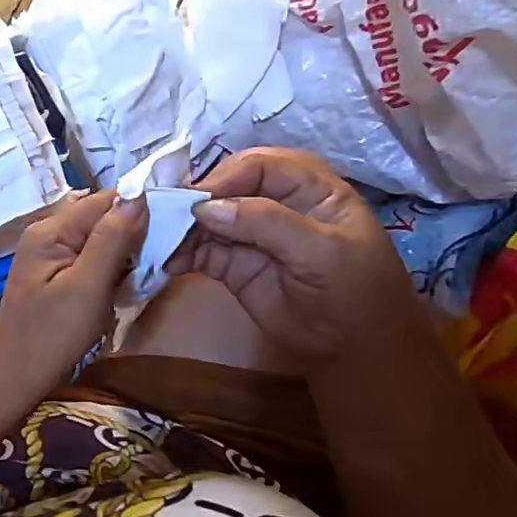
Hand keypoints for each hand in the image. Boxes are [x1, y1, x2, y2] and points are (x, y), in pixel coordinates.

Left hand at [0, 191, 147, 395]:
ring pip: (100, 238)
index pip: (106, 200)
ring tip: (146, 274)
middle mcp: (47, 233)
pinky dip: (112, 269)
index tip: (177, 225)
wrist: (14, 377)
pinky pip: (91, 258)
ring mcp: (50, 254)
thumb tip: (139, 196)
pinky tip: (123, 286)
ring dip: (126, 253)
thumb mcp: (87, 287)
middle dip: (135, 233)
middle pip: (102, 216)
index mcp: (51, 230)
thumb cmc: (51, 336)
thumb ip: (112, 240)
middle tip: (164, 257)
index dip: (142, 207)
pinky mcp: (55, 274)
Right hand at [166, 147, 413, 359]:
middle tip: (168, 217)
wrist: (355, 350)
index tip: (197, 199)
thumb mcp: (322, 251)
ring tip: (161, 243)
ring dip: (182, 229)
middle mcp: (276, 205)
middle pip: (227, 188)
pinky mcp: (232, 264)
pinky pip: (200, 251)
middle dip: (197, 200)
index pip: (262, 165)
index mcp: (309, 189)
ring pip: (208, 219)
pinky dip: (180, 254)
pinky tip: (168, 262)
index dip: (228, 175)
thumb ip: (266, 222)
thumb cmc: (354, 292)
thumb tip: (205, 208)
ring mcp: (251, 235)